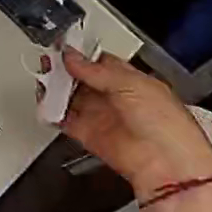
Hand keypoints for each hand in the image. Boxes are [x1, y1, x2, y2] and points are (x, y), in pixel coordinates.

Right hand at [57, 50, 211, 196]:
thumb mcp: (130, 85)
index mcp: (130, 81)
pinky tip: (45, 104)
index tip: (61, 47)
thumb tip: (71, 56)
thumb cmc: (167, 125)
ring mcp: (99, 115)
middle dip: (62, 70)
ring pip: (67, 97)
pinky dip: (50, 112)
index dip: (79, 54)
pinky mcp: (87, 134)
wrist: (165, 164)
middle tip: (48, 63)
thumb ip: (95, 70)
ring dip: (54, 89)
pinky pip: (61, 119)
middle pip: (79, 78)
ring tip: (44, 81)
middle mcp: (114, 97)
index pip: (98, 62)